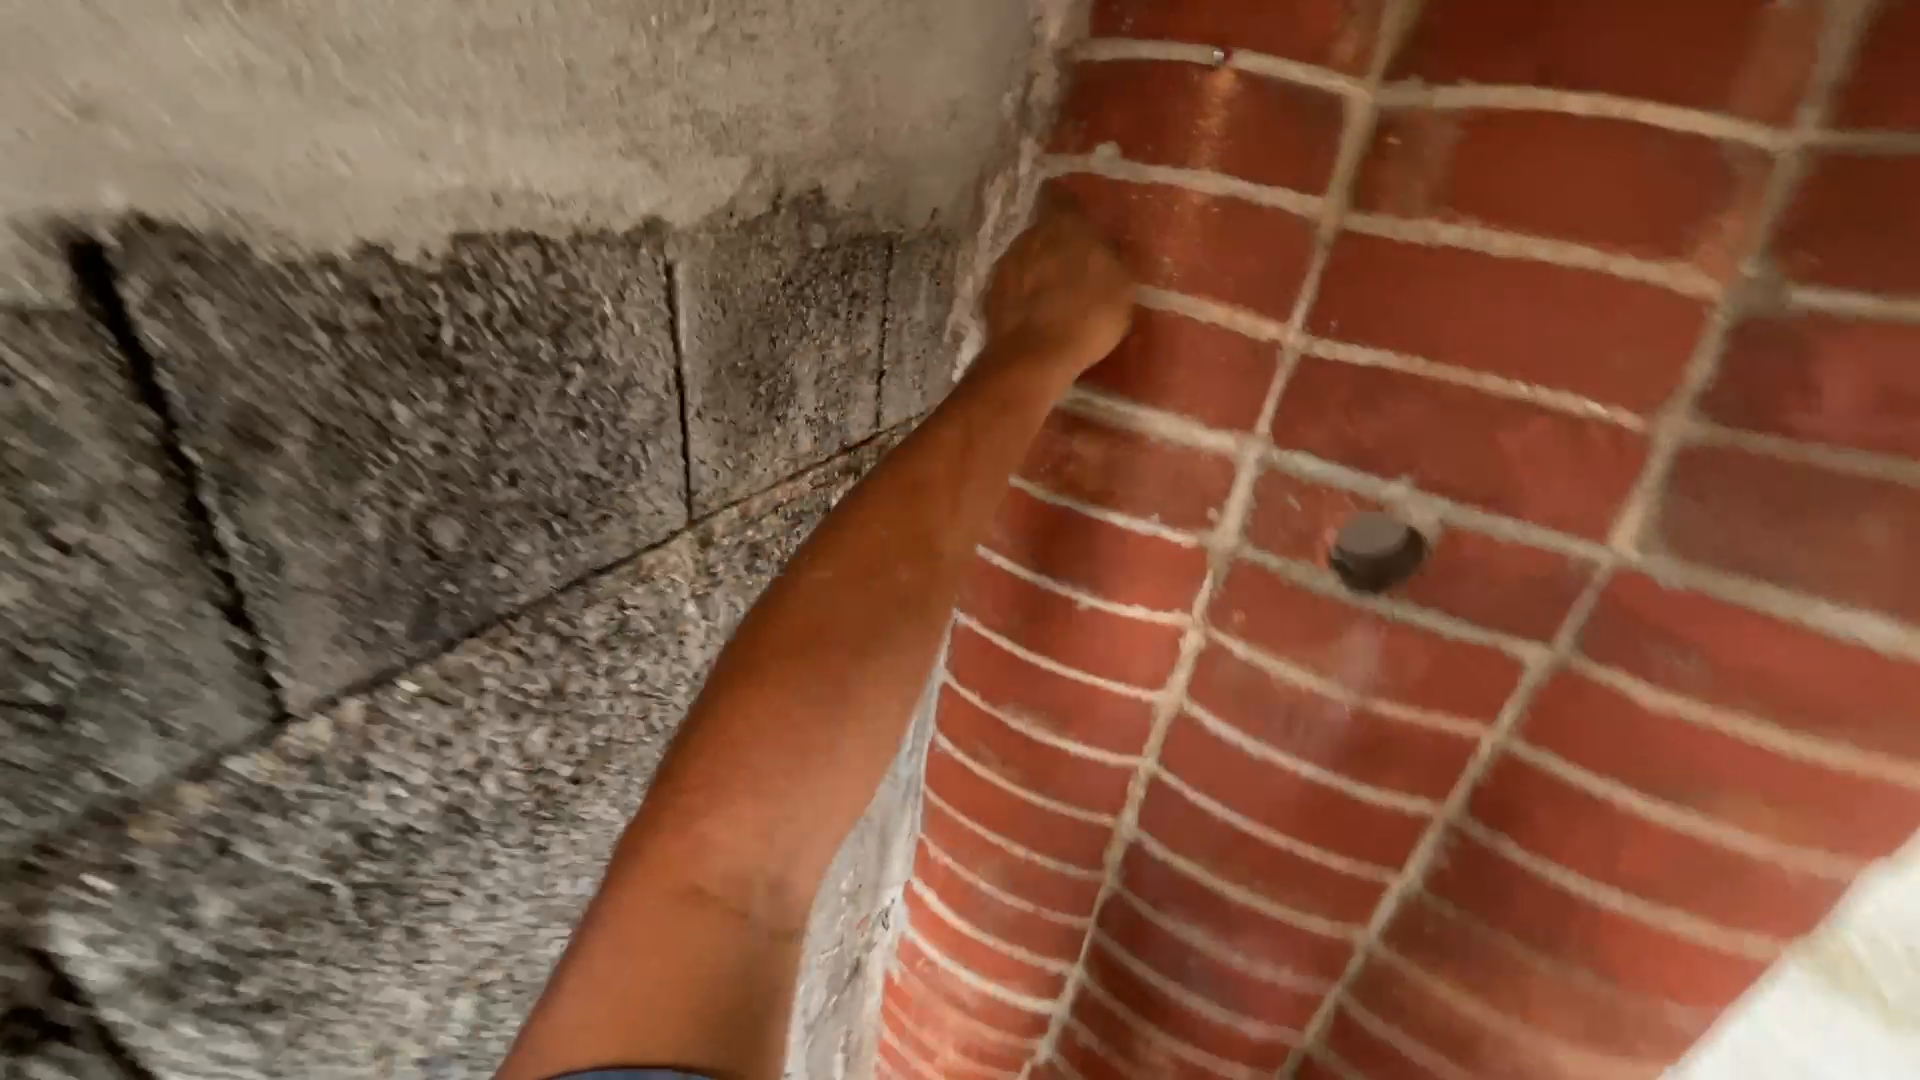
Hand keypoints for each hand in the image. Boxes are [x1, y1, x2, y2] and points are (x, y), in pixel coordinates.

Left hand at [982, 197, 1136, 378]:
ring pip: (1024, 261)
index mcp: (1063, 224)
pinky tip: (1034, 319)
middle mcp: (1028, 236)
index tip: (1078, 218)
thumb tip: (1104, 247)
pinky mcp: (989, 298)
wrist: (1034, 358)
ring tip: (1053, 299)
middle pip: (1042, 233)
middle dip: (1055, 246)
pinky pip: (1011, 291)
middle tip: (1073, 269)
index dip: (1069, 205)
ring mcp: (1004, 267)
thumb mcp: (1121, 285)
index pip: (1062, 197)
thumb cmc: (1087, 316)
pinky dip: (1021, 299)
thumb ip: (1111, 258)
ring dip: (1036, 273)